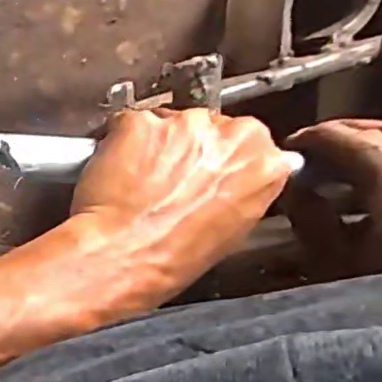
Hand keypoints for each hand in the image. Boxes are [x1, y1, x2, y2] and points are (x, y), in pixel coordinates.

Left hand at [70, 109, 288, 283]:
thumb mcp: (229, 236)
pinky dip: (121, 145)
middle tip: (164, 184)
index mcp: (264, 165)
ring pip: (168, 123)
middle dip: (186, 150)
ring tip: (136, 186)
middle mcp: (231, 134)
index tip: (202, 177)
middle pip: (207, 129)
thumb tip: (225, 189)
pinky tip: (116, 177)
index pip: (246, 146)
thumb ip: (237, 196)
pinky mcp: (142, 121)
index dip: (216, 162)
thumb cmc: (169, 260)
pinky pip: (130, 125)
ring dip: (153, 146)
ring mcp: (184, 123)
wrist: (121, 258)